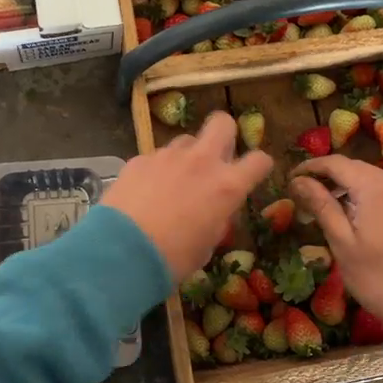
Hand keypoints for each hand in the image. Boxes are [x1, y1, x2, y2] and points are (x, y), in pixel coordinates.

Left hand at [104, 110, 274, 282]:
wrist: (122, 252)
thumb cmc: (173, 258)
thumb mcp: (206, 246)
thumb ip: (216, 220)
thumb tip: (214, 212)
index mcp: (227, 186)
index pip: (259, 160)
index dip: (260, 165)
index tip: (254, 172)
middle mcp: (201, 162)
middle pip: (223, 123)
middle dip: (225, 134)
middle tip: (217, 156)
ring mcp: (168, 156)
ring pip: (186, 141)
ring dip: (187, 156)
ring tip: (174, 181)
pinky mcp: (139, 159)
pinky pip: (155, 157)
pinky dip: (156, 170)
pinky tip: (145, 192)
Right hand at [288, 156, 382, 331]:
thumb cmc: (379, 278)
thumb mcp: (343, 243)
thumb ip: (321, 206)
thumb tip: (298, 181)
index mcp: (375, 187)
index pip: (336, 162)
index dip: (311, 166)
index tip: (291, 179)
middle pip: (357, 168)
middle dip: (330, 176)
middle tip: (307, 194)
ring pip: (375, 180)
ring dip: (350, 187)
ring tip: (330, 208)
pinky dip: (370, 197)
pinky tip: (361, 218)